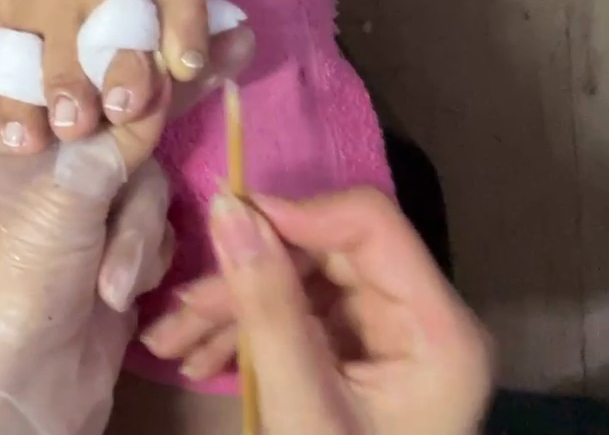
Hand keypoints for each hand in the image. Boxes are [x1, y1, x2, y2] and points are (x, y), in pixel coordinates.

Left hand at [0, 31, 254, 434]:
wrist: (20, 381)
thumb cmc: (22, 273)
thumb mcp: (66, 195)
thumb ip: (118, 141)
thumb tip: (158, 83)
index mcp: (31, 131)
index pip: (93, 76)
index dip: (143, 49)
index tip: (195, 19)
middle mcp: (62, 157)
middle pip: (134, 119)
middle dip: (177, 97)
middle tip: (236, 42)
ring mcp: (93, 204)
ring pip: (152, 184)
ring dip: (139, 235)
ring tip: (109, 280)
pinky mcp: (121, 248)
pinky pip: (159, 230)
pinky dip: (146, 258)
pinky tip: (117, 293)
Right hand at [142, 189, 492, 434]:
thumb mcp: (301, 404)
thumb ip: (265, 302)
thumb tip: (224, 204)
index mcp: (437, 330)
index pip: (369, 223)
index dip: (296, 213)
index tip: (224, 227)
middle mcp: (417, 315)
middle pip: (321, 249)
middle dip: (245, 272)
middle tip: (179, 309)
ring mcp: (383, 329)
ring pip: (294, 276)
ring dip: (229, 304)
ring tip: (171, 341)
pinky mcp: (352, 345)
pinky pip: (291, 307)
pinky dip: (243, 326)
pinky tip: (198, 356)